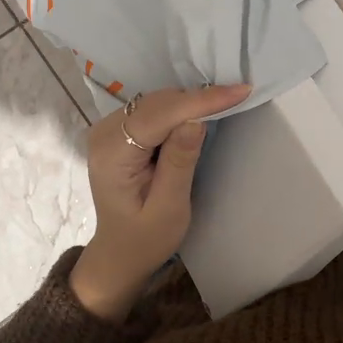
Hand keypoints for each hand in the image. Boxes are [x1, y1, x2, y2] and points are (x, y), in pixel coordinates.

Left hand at [70, 84, 251, 320]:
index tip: (239, 91)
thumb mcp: (169, 208)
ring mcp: (108, 128)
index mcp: (112, 154)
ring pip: (157, 101)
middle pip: (158, 103)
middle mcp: (104, 133)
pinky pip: (154, 109)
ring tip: (226, 101)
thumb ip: (180, 162)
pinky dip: (179, 109)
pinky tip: (201, 113)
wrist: (120, 252)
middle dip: (198, 99)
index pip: (159, 115)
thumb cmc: (146, 238)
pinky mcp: (119, 130)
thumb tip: (196, 120)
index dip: (199, 101)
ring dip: (191, 102)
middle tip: (239, 95)